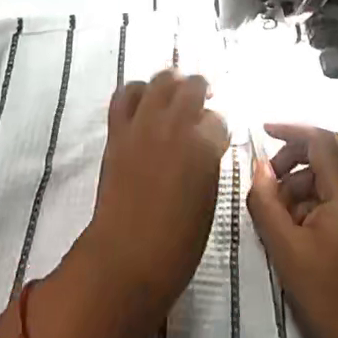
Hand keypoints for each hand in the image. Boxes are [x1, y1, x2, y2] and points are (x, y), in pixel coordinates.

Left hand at [0, 70, 228, 337]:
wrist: (126, 256)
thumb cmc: (177, 242)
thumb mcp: (209, 200)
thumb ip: (209, 162)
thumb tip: (206, 144)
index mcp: (204, 146)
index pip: (219, 119)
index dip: (220, 127)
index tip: (218, 135)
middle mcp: (174, 125)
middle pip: (193, 87)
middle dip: (202, 91)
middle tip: (203, 100)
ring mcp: (143, 124)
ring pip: (160, 81)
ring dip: (172, 83)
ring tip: (176, 93)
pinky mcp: (118, 130)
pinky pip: (125, 94)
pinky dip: (137, 91)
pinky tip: (144, 100)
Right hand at [247, 123, 337, 337]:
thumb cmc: (329, 300)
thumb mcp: (286, 250)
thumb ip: (266, 202)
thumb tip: (259, 167)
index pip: (322, 140)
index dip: (290, 129)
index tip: (263, 130)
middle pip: (333, 151)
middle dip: (296, 154)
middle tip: (269, 174)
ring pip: (337, 175)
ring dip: (305, 180)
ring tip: (280, 211)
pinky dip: (318, 198)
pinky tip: (299, 227)